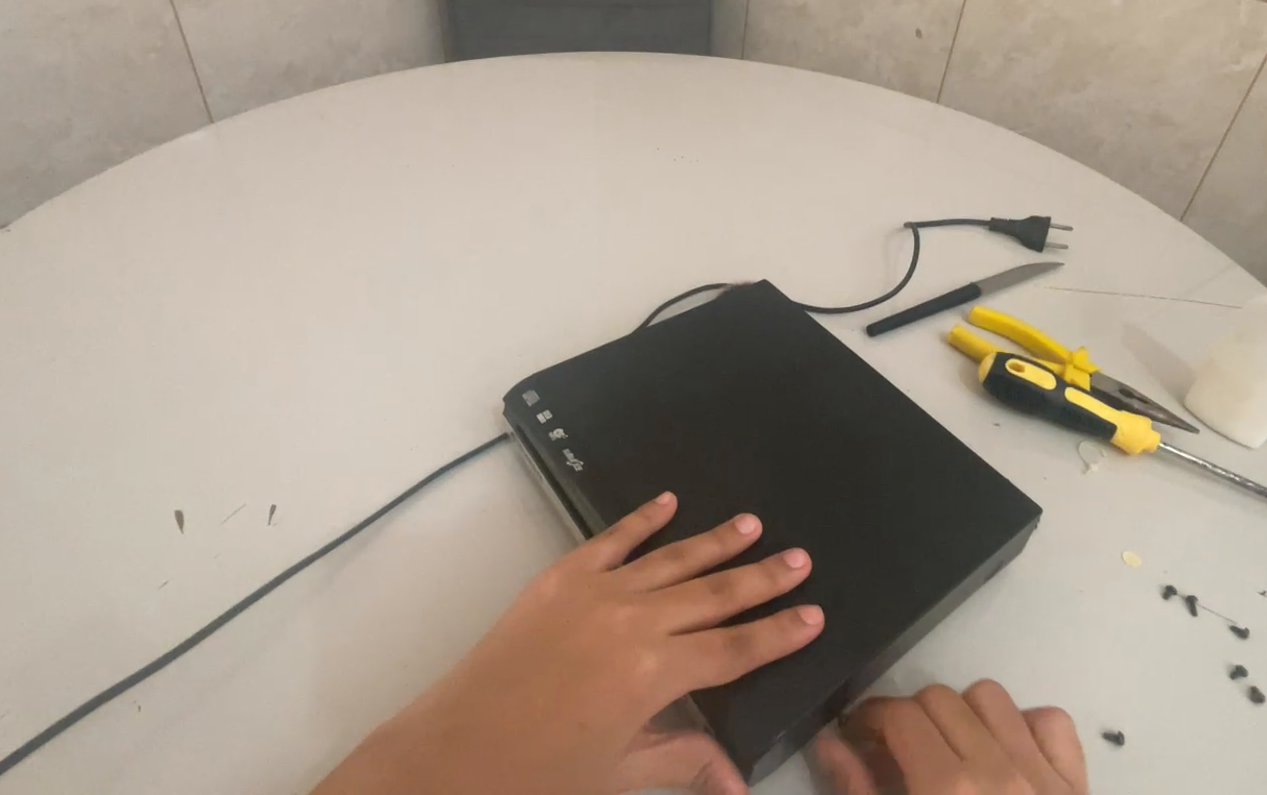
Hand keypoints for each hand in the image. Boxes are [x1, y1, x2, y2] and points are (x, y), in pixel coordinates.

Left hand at [312, 492, 823, 794]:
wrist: (452, 753)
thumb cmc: (540, 775)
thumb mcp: (618, 774)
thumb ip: (682, 761)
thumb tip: (740, 780)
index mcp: (654, 673)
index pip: (733, 649)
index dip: (777, 634)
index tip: (814, 614)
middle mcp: (636, 620)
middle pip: (714, 595)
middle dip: (762, 579)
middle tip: (802, 558)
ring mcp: (599, 589)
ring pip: (673, 559)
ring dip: (715, 542)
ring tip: (753, 524)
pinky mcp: (565, 574)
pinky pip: (614, 538)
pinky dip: (643, 518)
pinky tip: (670, 500)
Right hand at [812, 681, 1086, 794]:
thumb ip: (860, 794)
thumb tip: (830, 743)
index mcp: (948, 790)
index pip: (899, 715)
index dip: (869, 719)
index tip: (858, 739)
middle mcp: (998, 771)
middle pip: (939, 698)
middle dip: (909, 718)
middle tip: (897, 753)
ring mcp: (1043, 776)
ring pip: (990, 698)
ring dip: (963, 714)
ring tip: (951, 750)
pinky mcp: (1078, 787)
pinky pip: (1051, 722)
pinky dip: (1025, 728)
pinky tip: (1006, 756)